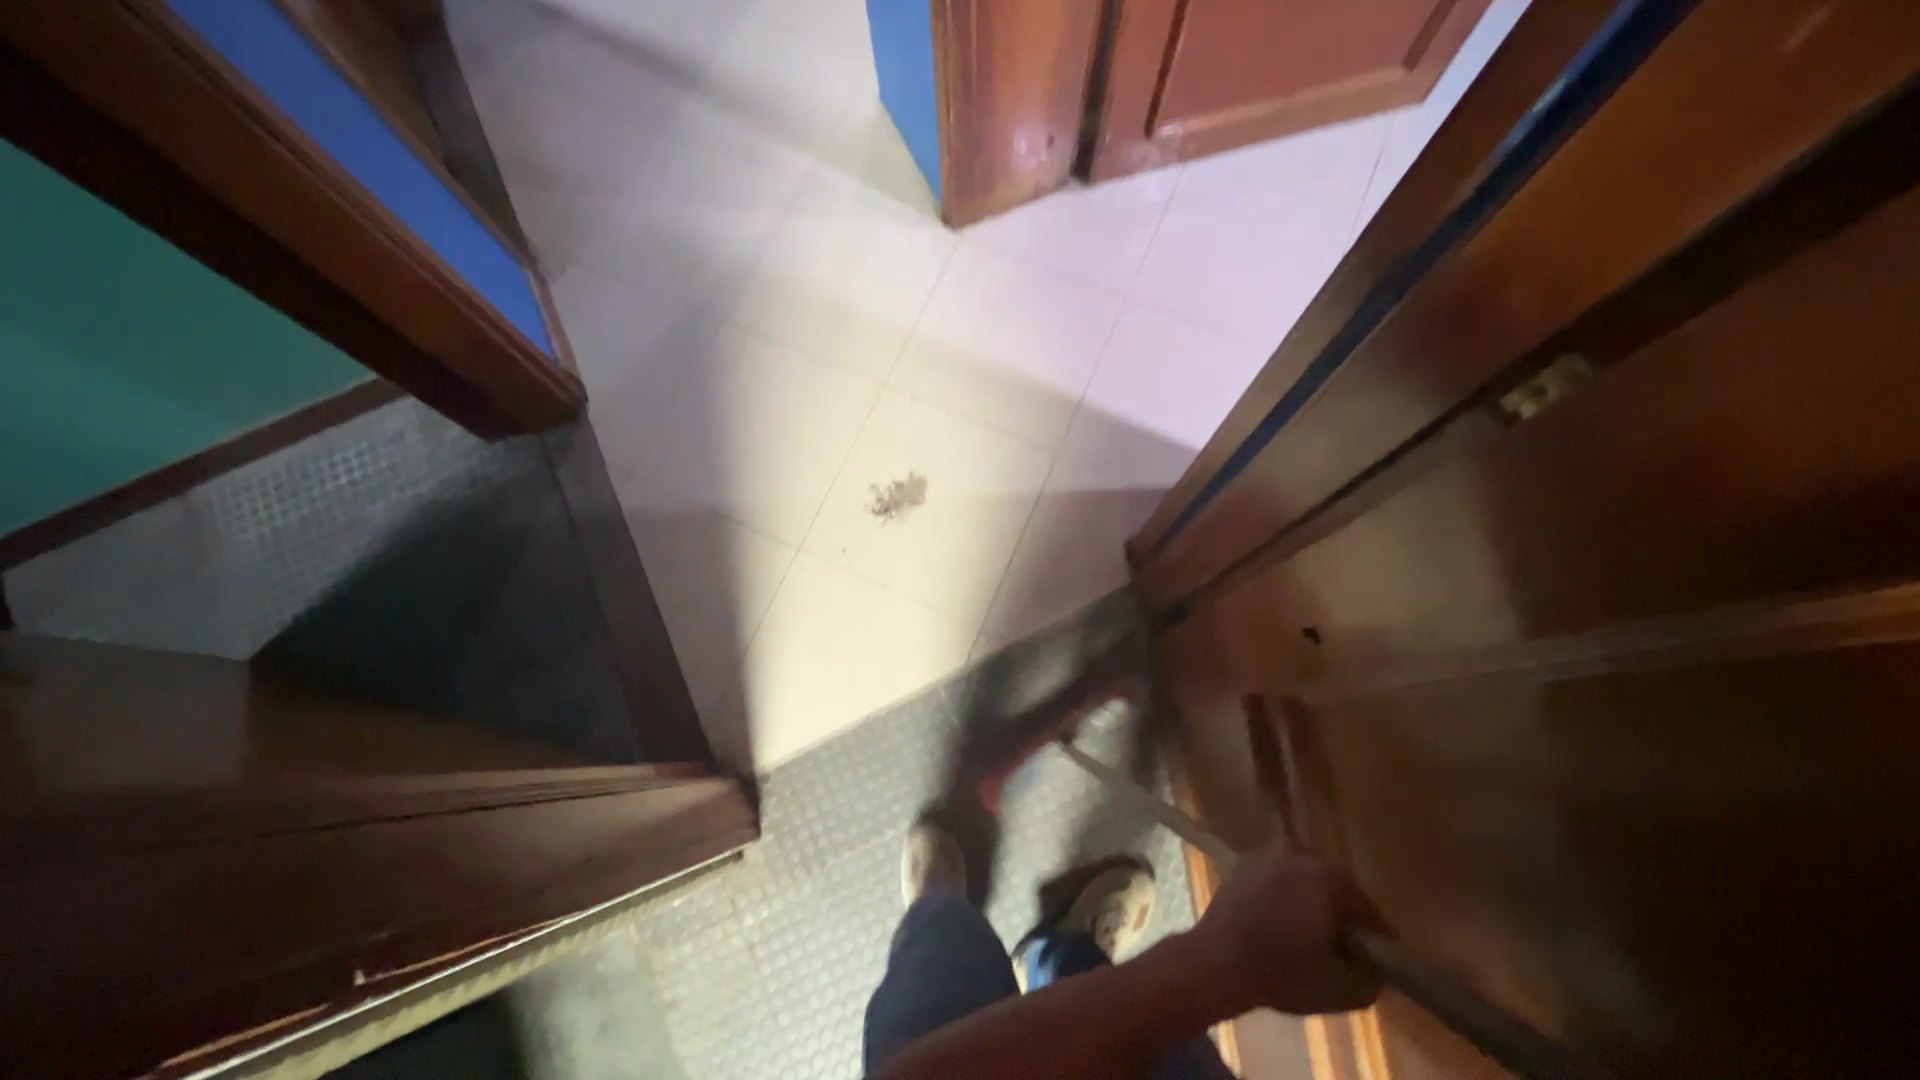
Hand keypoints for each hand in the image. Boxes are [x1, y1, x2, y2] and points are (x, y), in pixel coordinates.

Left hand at [1186, 845, 1381, 1016]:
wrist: (1218, 960)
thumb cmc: (1283, 973)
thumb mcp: (1344, 989)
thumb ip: (1373, 977)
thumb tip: (1377, 967)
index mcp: (1331, 878)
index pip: (1367, 910)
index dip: (1374, 938)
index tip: (1374, 960)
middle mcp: (1301, 854)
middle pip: (1335, 888)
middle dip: (1340, 915)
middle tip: (1339, 947)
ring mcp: (1268, 852)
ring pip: (1304, 879)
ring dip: (1310, 900)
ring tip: (1305, 934)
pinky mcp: (1244, 860)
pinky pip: (1277, 877)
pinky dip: (1282, 893)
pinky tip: (1277, 919)